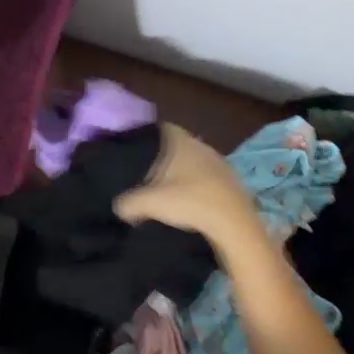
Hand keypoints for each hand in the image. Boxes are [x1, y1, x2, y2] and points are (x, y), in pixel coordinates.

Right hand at [113, 123, 262, 248]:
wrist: (235, 225)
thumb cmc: (191, 203)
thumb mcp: (150, 204)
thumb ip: (127, 203)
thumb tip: (118, 206)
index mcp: (181, 141)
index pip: (158, 128)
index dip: (143, 138)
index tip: (130, 152)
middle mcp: (201, 145)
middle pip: (173, 146)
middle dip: (159, 159)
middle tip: (141, 176)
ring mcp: (218, 162)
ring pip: (190, 162)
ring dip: (178, 174)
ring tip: (162, 191)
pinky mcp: (229, 181)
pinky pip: (204, 177)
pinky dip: (193, 185)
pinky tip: (186, 201)